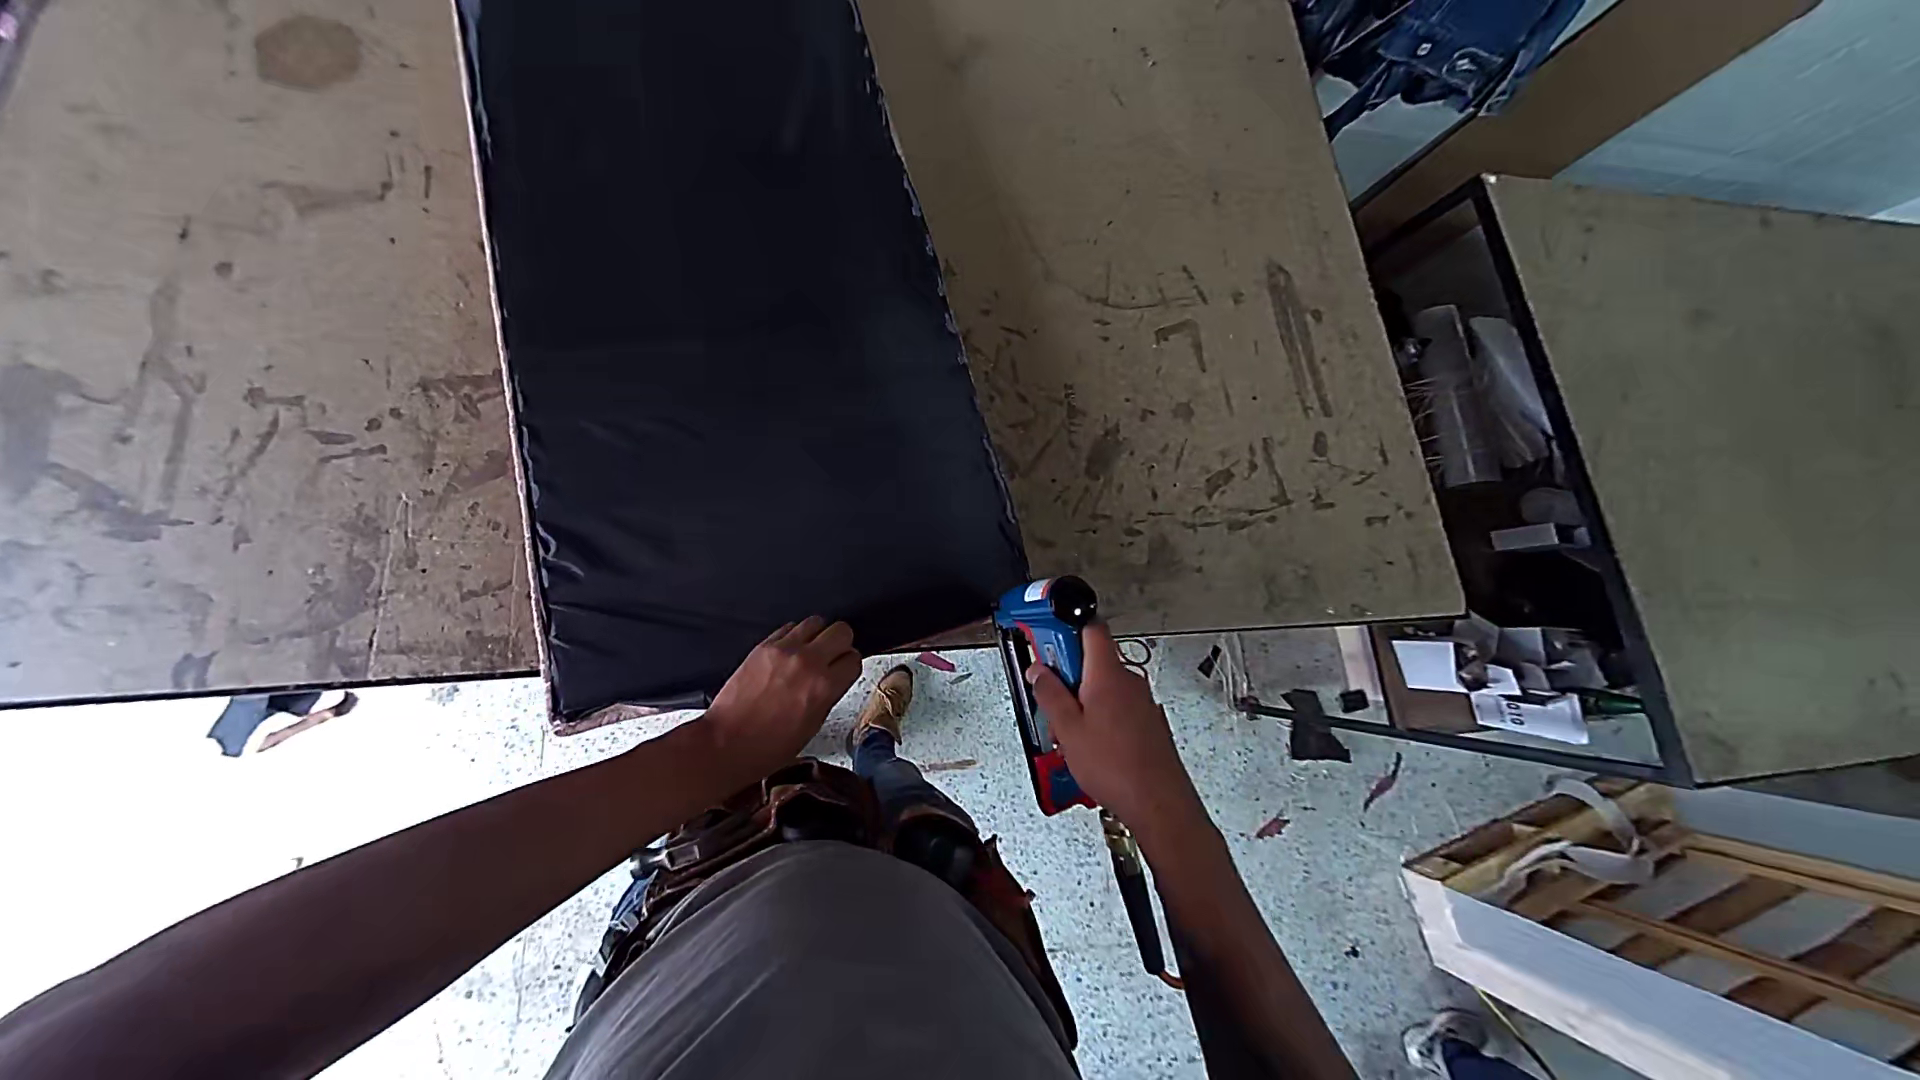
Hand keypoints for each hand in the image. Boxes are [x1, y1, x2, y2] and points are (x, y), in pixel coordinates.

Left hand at [702, 617, 861, 779]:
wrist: (726, 743)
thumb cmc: (766, 744)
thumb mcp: (814, 724)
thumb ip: (830, 693)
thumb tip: (836, 677)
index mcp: (824, 687)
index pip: (853, 659)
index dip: (850, 665)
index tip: (843, 669)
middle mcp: (807, 663)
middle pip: (841, 631)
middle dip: (841, 643)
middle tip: (833, 655)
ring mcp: (784, 651)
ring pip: (816, 621)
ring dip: (818, 635)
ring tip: (810, 650)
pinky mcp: (763, 646)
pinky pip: (789, 627)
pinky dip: (793, 636)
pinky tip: (789, 653)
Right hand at [1027, 623, 1209, 839]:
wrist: (1158, 803)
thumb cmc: (1117, 768)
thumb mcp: (1067, 729)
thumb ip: (1050, 694)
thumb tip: (1039, 672)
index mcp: (1108, 674)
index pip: (1090, 627)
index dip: (1065, 626)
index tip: (1044, 637)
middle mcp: (1128, 681)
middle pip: (1092, 658)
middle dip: (1066, 671)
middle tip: (1048, 690)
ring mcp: (1140, 701)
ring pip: (1102, 684)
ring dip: (1080, 697)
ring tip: (1065, 727)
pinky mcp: (1146, 721)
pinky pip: (1116, 704)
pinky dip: (1098, 713)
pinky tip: (1087, 742)